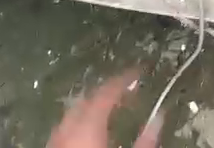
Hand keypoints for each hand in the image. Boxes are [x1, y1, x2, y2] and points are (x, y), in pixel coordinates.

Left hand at [47, 72, 163, 147]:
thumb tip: (160, 116)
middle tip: (126, 92)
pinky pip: (62, 134)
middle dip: (104, 92)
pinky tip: (88, 138)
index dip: (124, 78)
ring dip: (89, 110)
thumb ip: (145, 141)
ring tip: (109, 113)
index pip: (107, 91)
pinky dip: (77, 128)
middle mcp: (67, 131)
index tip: (140, 72)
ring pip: (70, 117)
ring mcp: (54, 145)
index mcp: (88, 127)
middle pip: (84, 100)